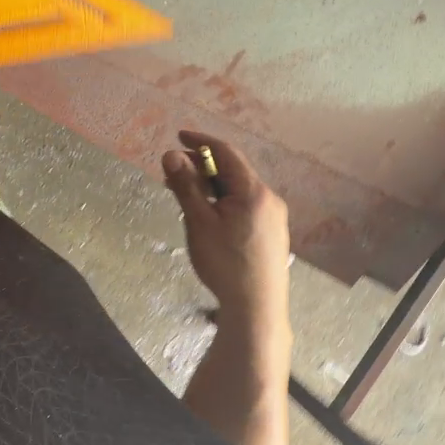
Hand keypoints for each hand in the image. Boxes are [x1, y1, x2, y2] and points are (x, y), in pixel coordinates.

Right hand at [161, 131, 291, 335]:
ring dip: (211, 184)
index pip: (226, 153)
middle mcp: (269, 199)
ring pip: (238, 190)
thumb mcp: (199, 221)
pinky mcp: (271, 234)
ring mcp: (273, 218)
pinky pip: (244, 205)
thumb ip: (185, 185)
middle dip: (202, 165)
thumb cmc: (225, 262)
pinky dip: (222, 200)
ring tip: (185, 194)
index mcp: (254, 191)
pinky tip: (207, 215)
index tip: (178, 136)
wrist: (257, 308)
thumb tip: (170, 153)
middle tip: (173, 171)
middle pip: (233, 171)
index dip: (201, 141)